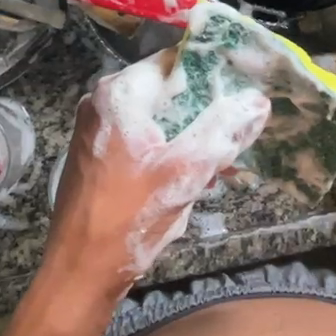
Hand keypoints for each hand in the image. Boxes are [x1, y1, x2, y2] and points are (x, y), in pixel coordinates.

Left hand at [47, 50, 268, 292]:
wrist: (77, 274)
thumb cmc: (128, 219)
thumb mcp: (184, 173)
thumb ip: (223, 131)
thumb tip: (258, 101)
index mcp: (119, 93)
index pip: (175, 62)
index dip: (212, 74)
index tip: (246, 88)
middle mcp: (103, 101)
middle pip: (167, 91)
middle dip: (206, 110)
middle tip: (243, 127)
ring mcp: (98, 128)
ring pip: (158, 118)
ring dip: (192, 135)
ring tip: (228, 159)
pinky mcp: (99, 153)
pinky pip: (145, 138)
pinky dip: (171, 150)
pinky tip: (200, 174)